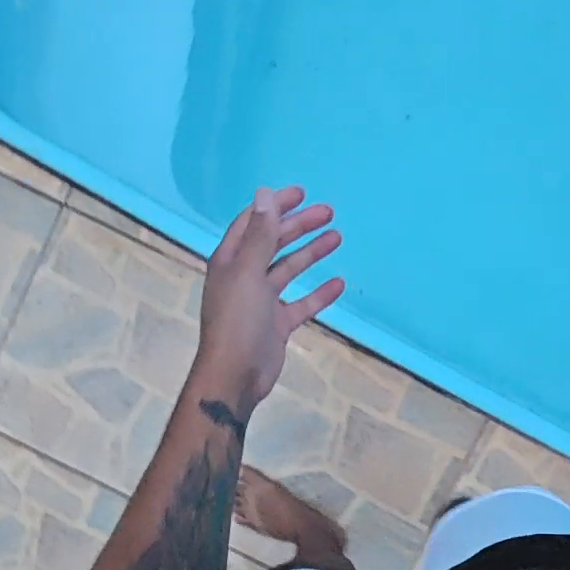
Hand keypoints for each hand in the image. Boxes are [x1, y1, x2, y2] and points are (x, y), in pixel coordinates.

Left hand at [192, 186, 343, 412]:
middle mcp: (244, 277)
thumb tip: (265, 193)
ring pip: (289, 270)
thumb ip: (260, 235)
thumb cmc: (238, 321)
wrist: (235, 375)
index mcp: (231, 261)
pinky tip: (338, 283)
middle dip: (298, 226)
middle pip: (273, 243)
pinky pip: (301, 303)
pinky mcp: (276, 325)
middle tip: (328, 213)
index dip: (274, 206)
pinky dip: (318, 293)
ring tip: (336, 238)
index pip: (252, 223)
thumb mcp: (248, 272)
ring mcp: (261, 302)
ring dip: (310, 253)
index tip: (301, 194)